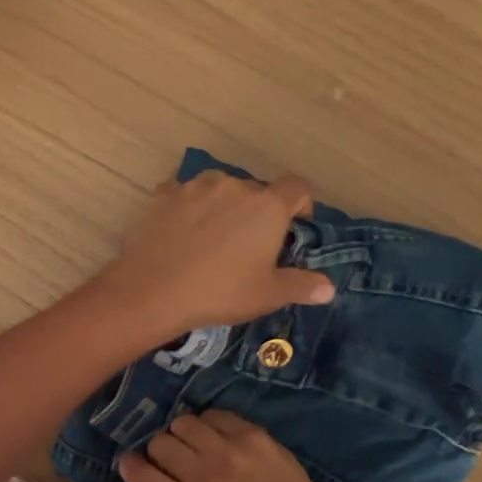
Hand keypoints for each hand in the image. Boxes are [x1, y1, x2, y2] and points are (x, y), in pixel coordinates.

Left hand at [93, 171, 334, 337]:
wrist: (152, 290)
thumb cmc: (220, 292)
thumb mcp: (267, 294)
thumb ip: (300, 286)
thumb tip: (328, 288)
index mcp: (267, 206)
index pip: (296, 187)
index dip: (300, 203)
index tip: (295, 224)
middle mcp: (233, 187)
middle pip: (254, 190)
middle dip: (257, 210)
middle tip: (248, 242)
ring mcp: (195, 188)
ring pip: (217, 187)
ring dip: (221, 204)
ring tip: (212, 235)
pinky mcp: (163, 195)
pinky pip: (182, 194)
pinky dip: (186, 207)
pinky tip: (179, 230)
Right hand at [118, 410, 332, 481]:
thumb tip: (144, 465)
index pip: (140, 475)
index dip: (130, 464)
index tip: (133, 461)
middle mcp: (205, 477)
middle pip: (158, 443)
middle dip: (161, 449)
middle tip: (175, 456)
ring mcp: (229, 452)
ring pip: (181, 422)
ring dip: (183, 432)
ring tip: (196, 442)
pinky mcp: (251, 434)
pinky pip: (212, 414)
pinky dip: (209, 423)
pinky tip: (218, 436)